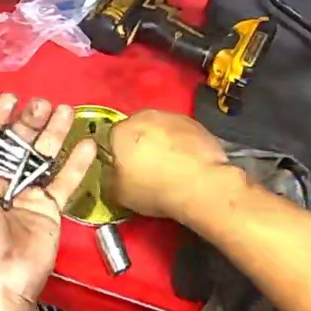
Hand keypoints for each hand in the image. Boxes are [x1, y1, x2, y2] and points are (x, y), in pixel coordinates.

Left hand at [0, 93, 96, 307]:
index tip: (10, 98)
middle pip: (15, 144)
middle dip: (29, 121)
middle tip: (44, 103)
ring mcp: (22, 197)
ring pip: (42, 157)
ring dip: (54, 133)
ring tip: (66, 111)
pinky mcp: (47, 211)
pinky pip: (64, 182)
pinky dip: (77, 163)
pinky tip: (88, 143)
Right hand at [107, 110, 239, 220]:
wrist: (200, 183)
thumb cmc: (155, 188)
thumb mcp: (119, 194)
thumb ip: (110, 177)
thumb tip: (113, 173)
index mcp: (122, 130)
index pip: (112, 139)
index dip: (117, 156)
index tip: (125, 170)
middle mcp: (146, 116)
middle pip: (137, 130)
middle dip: (140, 145)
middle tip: (146, 168)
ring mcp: (173, 116)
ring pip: (160, 129)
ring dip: (162, 142)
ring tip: (170, 166)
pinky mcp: (195, 123)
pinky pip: (181, 133)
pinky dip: (181, 143)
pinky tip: (186, 162)